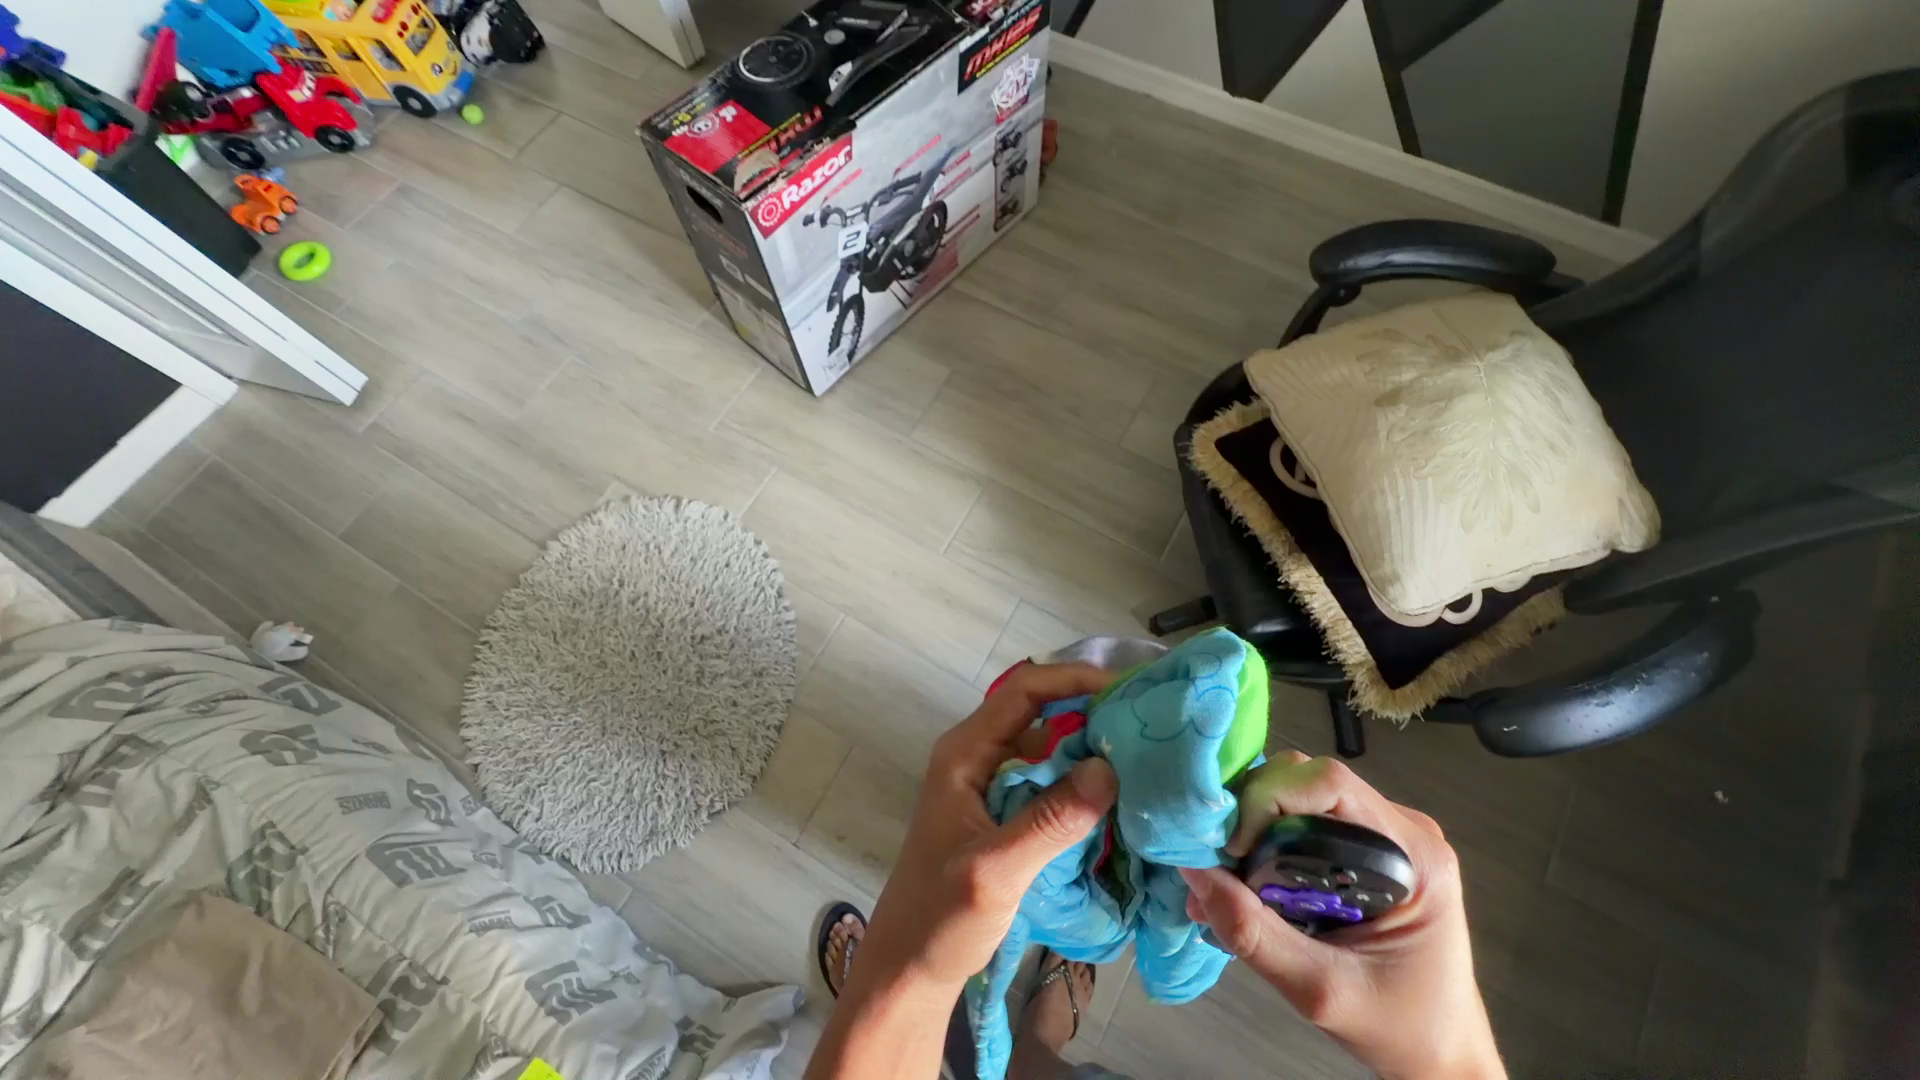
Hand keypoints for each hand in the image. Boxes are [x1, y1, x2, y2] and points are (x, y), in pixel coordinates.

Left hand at [848, 662, 1120, 1001]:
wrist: (909, 967)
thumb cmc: (940, 918)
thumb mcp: (995, 871)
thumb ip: (1049, 821)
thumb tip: (1108, 768)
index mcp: (964, 753)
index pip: (1024, 691)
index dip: (1075, 680)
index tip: (1128, 691)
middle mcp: (977, 756)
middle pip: (1041, 713)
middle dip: (1092, 714)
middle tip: (1150, 728)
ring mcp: (990, 784)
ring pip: (1049, 748)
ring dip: (1091, 751)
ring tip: (1146, 759)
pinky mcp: (1003, 812)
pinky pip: (1048, 782)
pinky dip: (1081, 784)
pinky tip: (1117, 799)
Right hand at [1179, 753, 1504, 1079]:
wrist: (1439, 1055)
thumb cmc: (1396, 1027)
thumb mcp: (1321, 992)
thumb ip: (1255, 934)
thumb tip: (1193, 872)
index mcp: (1414, 854)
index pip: (1328, 783)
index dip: (1269, 800)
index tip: (1235, 852)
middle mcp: (1401, 828)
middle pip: (1306, 780)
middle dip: (1251, 813)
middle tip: (1219, 865)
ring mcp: (1382, 832)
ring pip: (1295, 794)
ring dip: (1250, 827)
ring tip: (1222, 880)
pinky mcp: (1361, 845)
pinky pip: (1299, 818)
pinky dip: (1262, 841)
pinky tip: (1242, 882)